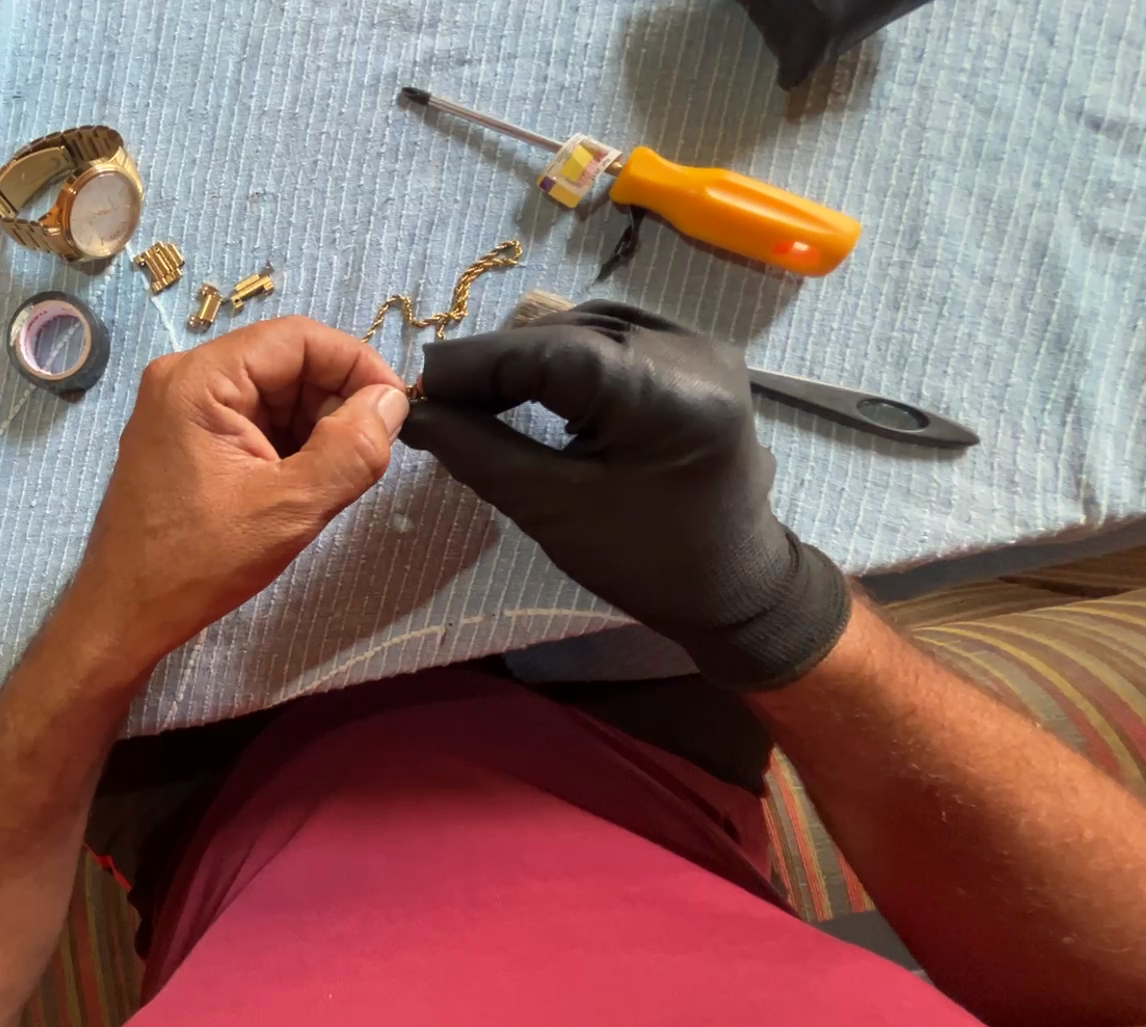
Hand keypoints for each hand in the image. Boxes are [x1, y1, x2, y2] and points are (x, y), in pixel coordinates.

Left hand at [64, 316, 408, 668]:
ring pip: (273, 397)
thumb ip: (351, 450)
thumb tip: (392, 403)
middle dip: (335, 403)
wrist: (124, 614)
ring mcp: (181, 411)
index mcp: (199, 379)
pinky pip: (252, 424)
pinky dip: (288, 447)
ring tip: (333, 479)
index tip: (395, 410)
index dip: (357, 365)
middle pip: (285, 364)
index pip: (298, 338)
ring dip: (315, 430)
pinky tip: (301, 486)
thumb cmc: (197, 563)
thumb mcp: (287, 509)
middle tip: (367, 456)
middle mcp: (185, 380)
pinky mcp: (186, 442)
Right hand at [398, 300, 847, 688]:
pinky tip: (529, 384)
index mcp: (667, 397)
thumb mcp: (547, 509)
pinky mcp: (693, 353)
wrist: (732, 583)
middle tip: (440, 402)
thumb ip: (474, 451)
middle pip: (562, 332)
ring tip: (479, 398)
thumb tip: (412, 413)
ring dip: (520, 357)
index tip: (416, 387)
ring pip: (580, 325)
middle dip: (492, 363)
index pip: (549, 352)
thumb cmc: (641, 561)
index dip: (473, 364)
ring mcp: (698, 344)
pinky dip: (556, 356)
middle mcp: (690, 350)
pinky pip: (606, 334)